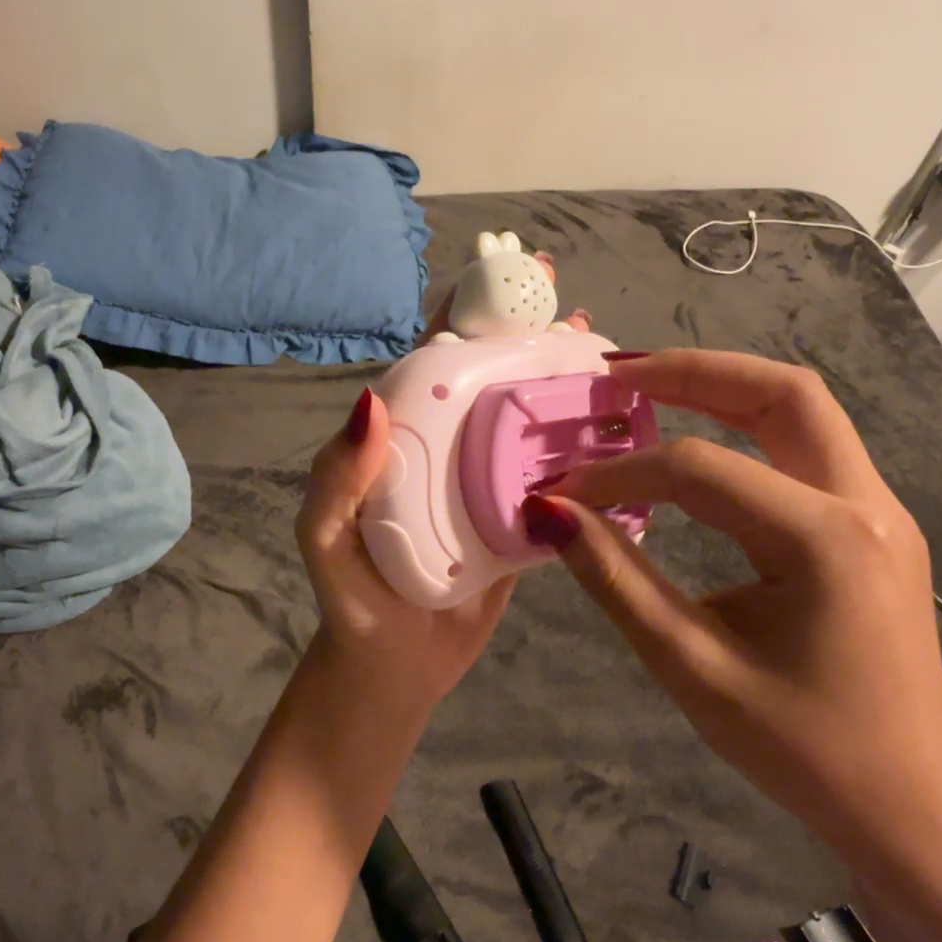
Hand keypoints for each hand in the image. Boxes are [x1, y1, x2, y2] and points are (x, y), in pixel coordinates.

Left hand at [293, 294, 588, 701]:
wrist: (395, 669)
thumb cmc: (352, 600)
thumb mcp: (324, 536)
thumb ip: (337, 476)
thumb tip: (370, 402)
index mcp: (400, 443)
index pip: (429, 364)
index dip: (462, 317)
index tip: (503, 272)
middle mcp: (444, 453)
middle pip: (487, 382)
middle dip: (526, 338)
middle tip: (572, 310)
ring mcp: (484, 487)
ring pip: (525, 423)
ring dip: (562, 385)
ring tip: (605, 354)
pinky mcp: (519, 524)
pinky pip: (552, 479)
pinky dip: (582, 451)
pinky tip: (618, 429)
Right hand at [524, 349, 941, 850]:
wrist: (905, 806)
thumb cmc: (797, 746)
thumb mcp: (690, 666)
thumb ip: (615, 579)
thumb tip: (547, 512)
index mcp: (826, 542)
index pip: (700, 471)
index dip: (617, 473)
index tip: (556, 491)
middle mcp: (867, 506)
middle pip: (784, 395)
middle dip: (693, 372)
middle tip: (615, 373)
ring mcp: (882, 513)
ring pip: (805, 412)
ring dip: (724, 389)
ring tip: (647, 389)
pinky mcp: (874, 529)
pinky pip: (810, 450)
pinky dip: (748, 429)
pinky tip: (700, 444)